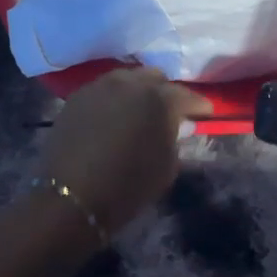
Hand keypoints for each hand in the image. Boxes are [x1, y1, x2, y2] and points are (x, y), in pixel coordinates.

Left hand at [39, 68, 210, 234]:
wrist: (71, 198)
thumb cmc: (127, 186)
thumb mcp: (167, 167)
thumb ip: (175, 139)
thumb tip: (176, 126)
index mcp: (159, 98)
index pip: (187, 95)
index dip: (199, 105)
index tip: (205, 114)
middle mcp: (130, 83)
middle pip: (155, 78)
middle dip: (166, 92)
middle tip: (169, 111)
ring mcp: (100, 85)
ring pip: (127, 79)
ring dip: (138, 91)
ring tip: (139, 110)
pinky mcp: (77, 96)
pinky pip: (103, 89)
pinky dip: (114, 98)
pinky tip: (114, 115)